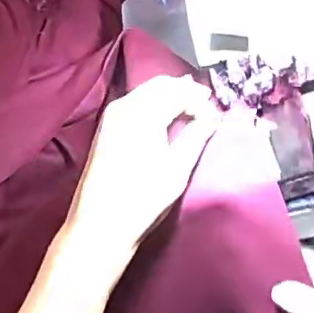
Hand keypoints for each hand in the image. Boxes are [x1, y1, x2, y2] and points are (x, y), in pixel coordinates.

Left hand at [61, 74, 219, 256]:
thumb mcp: (178, 167)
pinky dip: (155, 101)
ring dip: (170, 94)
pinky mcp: (107, 125)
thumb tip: (212, 117)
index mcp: (144, 112)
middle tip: (206, 104)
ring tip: (190, 108)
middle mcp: (125, 105)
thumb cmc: (142, 198)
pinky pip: (137, 100)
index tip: (215, 116)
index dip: (201, 101)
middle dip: (186, 91)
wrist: (98, 228)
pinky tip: (165, 114)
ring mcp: (113, 114)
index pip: (181, 92)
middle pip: (162, 85)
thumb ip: (198, 134)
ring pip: (148, 90)